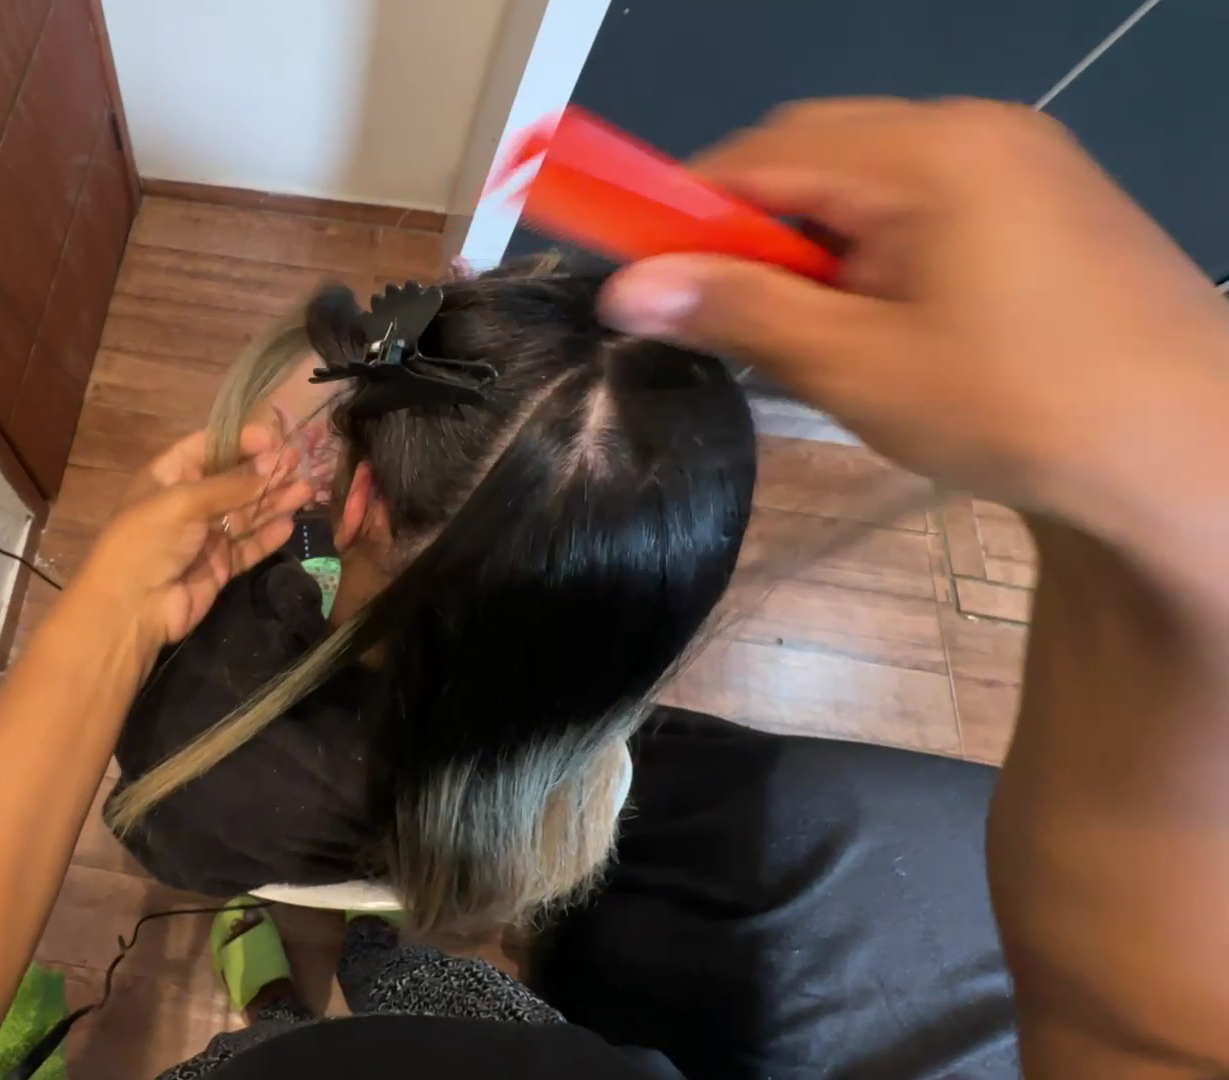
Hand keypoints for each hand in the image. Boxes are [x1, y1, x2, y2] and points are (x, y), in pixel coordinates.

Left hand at [71, 424, 309, 650]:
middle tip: (299, 462)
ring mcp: (205, 536)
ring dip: (274, 501)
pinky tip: (289, 524)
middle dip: (265, 471)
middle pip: (233, 481)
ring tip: (306, 489)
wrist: (131, 607)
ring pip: (246, 514)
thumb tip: (272, 463)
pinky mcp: (219, 566)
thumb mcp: (183, 501)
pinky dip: (268, 537)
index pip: (208, 447)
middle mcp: (188, 503)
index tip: (273, 439)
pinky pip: (248, 547)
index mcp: (169, 476)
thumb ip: (230, 484)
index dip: (239, 440)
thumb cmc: (148, 540)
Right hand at [597, 98, 1228, 529]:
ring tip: (773, 315)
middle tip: (702, 302)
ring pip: (842, 178)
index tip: (630, 270)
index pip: (756, 155)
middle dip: (730, 222)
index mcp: (927, 157)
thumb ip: (732, 310)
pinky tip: (840, 306)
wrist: (1187, 453)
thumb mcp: (847, 362)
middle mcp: (966, 134)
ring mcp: (1003, 161)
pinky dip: (837, 244)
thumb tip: (622, 290)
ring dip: (783, 238)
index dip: (675, 206)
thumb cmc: (1012, 405)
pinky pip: (891, 199)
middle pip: (799, 151)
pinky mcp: (1019, 200)